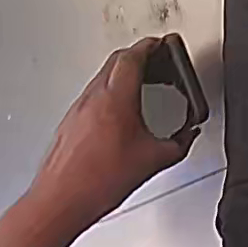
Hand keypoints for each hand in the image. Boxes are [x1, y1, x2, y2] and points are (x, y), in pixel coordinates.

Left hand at [0, 37, 197, 246]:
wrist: (59, 202)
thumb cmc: (95, 182)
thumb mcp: (152, 161)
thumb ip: (178, 144)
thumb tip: (187, 137)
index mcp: (116, 98)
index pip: (133, 56)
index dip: (150, 45)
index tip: (160, 44)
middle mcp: (94, 97)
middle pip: (116, 60)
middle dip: (137, 54)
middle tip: (153, 57)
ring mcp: (78, 108)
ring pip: (102, 75)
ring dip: (121, 72)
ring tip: (139, 82)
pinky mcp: (70, 121)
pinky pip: (92, 94)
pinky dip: (109, 91)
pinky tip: (118, 110)